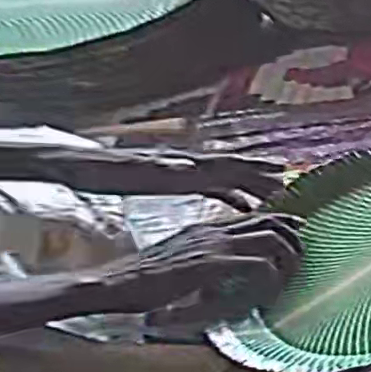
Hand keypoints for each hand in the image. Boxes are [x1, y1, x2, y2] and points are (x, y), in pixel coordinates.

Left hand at [43, 148, 286, 208]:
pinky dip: (235, 197)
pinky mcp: (178, 183)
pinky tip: (244, 207)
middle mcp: (193, 165)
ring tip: (279, 198)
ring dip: (256, 187)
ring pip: (232, 179)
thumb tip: (196, 167)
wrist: (74, 166)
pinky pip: (217, 189)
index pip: (232, 164)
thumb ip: (170, 169)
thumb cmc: (103, 171)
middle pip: (240, 171)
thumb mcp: (135, 170)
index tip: (285, 175)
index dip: (259, 169)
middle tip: (295, 188)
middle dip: (268, 178)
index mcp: (187, 164)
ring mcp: (187, 174)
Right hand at [92, 213, 303, 324]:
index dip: (287, 224)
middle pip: (275, 223)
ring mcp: (213, 245)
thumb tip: (238, 263)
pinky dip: (272, 280)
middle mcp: (213, 231)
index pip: (260, 216)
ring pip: (275, 240)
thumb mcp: (183, 258)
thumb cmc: (145, 279)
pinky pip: (261, 266)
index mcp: (207, 228)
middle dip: (296, 242)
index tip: (302, 236)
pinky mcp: (210, 264)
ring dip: (289, 260)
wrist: (107, 286)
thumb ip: (211, 255)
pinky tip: (265, 295)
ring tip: (285, 281)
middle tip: (298, 265)